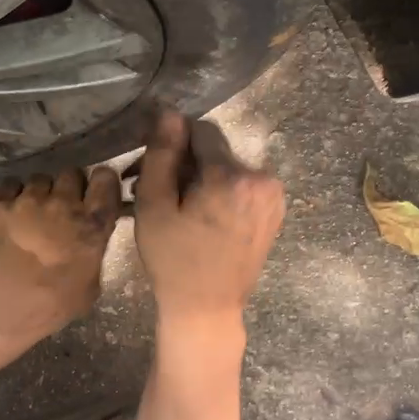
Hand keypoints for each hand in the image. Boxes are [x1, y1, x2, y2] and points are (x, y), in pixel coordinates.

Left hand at [0, 166, 122, 339]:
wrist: (0, 306)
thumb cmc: (51, 305)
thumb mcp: (90, 284)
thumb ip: (92, 251)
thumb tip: (88, 239)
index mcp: (91, 225)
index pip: (105, 181)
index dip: (101, 181)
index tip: (96, 187)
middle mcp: (62, 205)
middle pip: (71, 174)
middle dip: (69, 186)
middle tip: (61, 204)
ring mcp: (27, 201)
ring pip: (39, 178)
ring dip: (40, 191)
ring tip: (32, 209)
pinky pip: (10, 184)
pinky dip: (13, 193)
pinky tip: (10, 210)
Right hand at [134, 110, 284, 331]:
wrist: (206, 306)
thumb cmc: (172, 257)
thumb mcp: (154, 204)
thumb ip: (160, 155)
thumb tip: (168, 112)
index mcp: (234, 176)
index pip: (199, 131)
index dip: (169, 142)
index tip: (144, 166)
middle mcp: (263, 179)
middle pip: (213, 151)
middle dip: (180, 163)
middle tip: (146, 189)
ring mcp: (274, 197)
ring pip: (225, 168)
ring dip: (196, 178)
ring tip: (170, 205)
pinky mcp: (274, 212)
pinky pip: (239, 186)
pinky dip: (215, 192)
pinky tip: (195, 216)